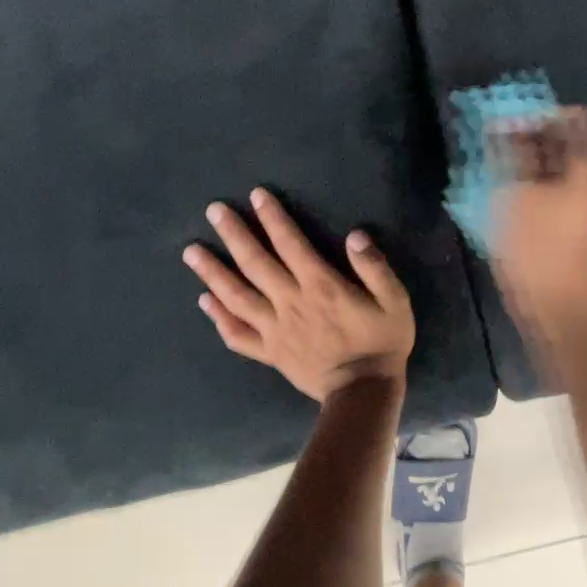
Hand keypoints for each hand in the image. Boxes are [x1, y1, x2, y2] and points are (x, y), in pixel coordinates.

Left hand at [182, 188, 414, 401]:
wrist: (364, 392)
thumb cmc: (382, 341)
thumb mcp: (394, 300)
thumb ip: (374, 266)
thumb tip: (355, 235)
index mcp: (320, 286)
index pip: (291, 243)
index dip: (273, 218)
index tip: (255, 195)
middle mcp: (290, 303)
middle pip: (255, 263)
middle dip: (234, 234)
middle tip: (213, 211)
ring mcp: (275, 330)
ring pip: (237, 297)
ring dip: (213, 272)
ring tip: (191, 252)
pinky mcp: (270, 353)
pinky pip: (237, 335)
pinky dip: (219, 318)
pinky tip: (205, 302)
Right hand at [490, 106, 586, 339]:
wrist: (565, 311)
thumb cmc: (539, 250)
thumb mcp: (515, 193)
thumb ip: (509, 150)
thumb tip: (502, 122)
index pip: (573, 114)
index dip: (538, 114)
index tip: (505, 125)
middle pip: (569, 136)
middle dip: (533, 135)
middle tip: (498, 147)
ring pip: (564, 161)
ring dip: (533, 159)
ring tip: (498, 171)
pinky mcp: (586, 219)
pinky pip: (564, 183)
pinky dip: (540, 180)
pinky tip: (511, 194)